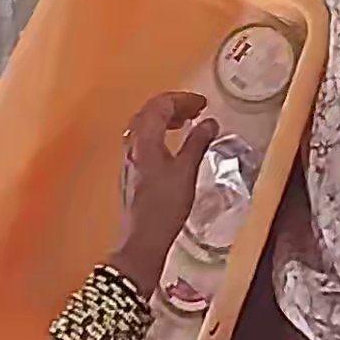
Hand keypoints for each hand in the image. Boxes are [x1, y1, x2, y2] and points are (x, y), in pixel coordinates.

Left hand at [113, 92, 218, 288]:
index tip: (203, 103)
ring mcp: (129, 157)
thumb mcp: (187, 171)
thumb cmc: (165, 205)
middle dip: (174, 105)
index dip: (183, 99)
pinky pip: (143, 138)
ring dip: (165, 117)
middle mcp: (132, 144)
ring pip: (144, 124)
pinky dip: (159, 131)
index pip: (160, 105)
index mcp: (145, 139)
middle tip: (196, 108)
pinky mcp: (131, 169)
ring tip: (186, 120)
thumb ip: (198, 142)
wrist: (142, 240)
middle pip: (149, 111)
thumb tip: (210, 122)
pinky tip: (171, 141)